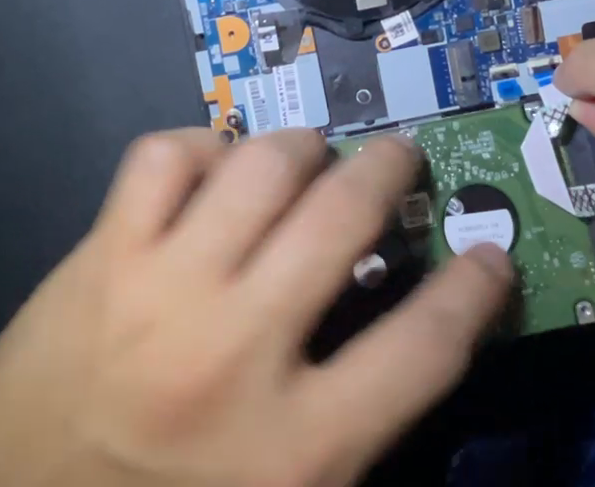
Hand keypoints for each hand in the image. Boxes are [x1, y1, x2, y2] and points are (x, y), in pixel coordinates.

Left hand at [0, 128, 512, 486]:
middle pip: (342, 221)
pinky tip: (214, 164)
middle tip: (397, 158)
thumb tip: (401, 315)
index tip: (492, 253)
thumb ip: (349, 419)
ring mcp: (163, 290)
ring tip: (313, 154)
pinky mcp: (102, 254)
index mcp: (296, 449)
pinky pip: (163, 158)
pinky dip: (203, 145)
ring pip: (261, 168)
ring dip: (303, 147)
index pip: (423, 350)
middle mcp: (236, 352)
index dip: (475, 291)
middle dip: (388, 171)